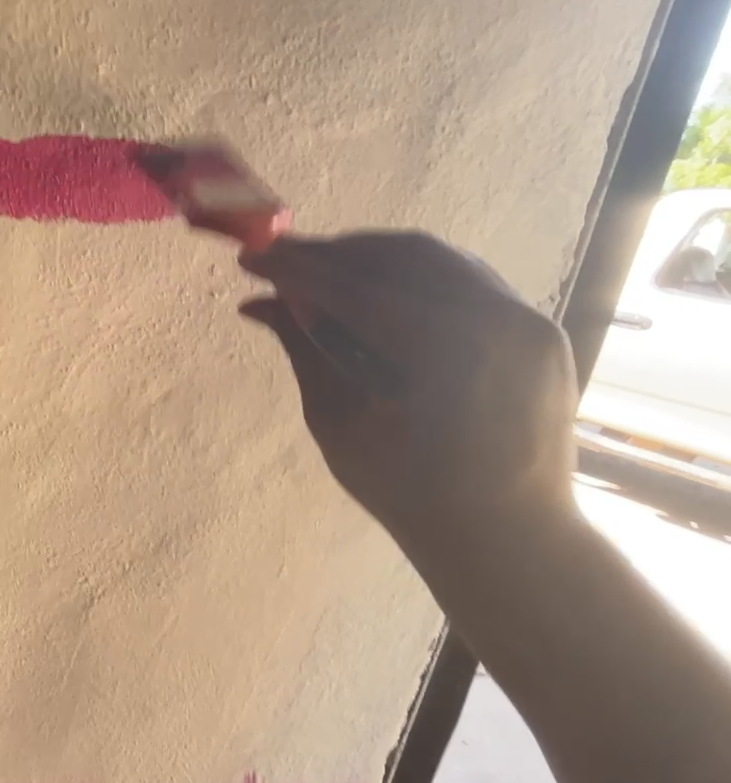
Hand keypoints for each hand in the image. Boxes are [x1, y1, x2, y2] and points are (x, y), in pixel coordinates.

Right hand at [238, 231, 579, 541]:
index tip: (248, 257)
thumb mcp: (338, 421)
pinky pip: (462, 279)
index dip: (296, 269)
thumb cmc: (406, 489)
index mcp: (449, 352)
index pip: (357, 288)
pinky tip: (369, 288)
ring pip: (435, 259)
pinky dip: (408, 275)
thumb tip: (258, 303)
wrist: (506, 531)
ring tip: (316, 268)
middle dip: (332, 252)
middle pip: (401, 257)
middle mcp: (499, 320)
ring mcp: (526, 320)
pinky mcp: (533, 327)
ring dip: (369, 257)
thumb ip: (307, 350)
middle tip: (277, 256)